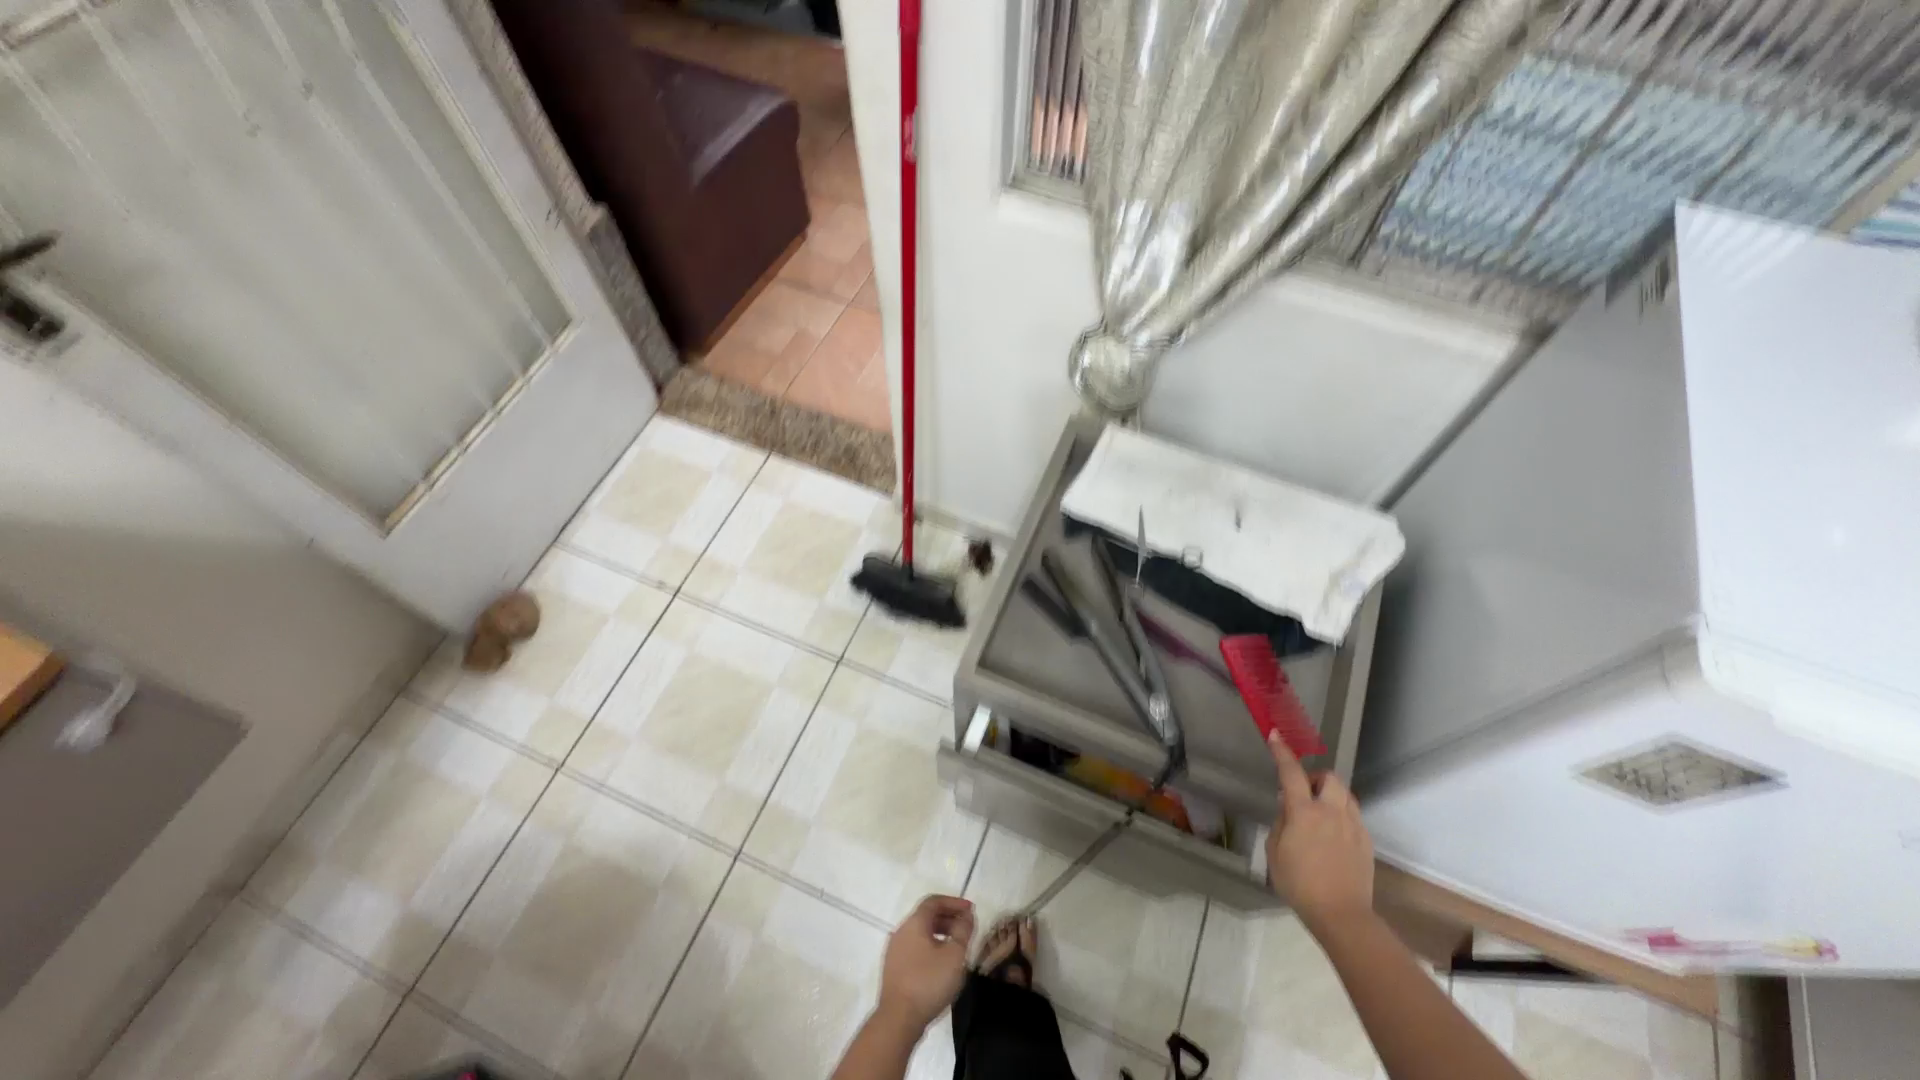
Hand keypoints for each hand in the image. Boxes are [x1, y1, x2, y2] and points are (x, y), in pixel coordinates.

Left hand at [877, 895, 975, 1029]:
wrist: (898, 1019)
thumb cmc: (929, 982)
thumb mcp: (954, 955)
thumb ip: (963, 931)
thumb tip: (967, 915)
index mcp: (914, 924)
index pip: (933, 902)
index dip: (954, 902)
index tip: (971, 910)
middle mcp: (901, 932)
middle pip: (926, 916)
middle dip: (949, 918)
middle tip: (967, 929)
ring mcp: (894, 951)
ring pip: (920, 934)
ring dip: (940, 934)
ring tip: (957, 947)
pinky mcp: (894, 969)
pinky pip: (915, 948)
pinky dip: (930, 947)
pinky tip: (941, 964)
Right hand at [1266, 734, 1374, 933]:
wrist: (1341, 914)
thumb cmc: (1299, 884)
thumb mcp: (1275, 852)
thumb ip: (1281, 823)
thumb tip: (1288, 808)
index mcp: (1304, 813)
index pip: (1291, 773)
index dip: (1282, 753)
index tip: (1275, 736)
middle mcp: (1331, 812)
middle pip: (1329, 777)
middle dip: (1314, 778)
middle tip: (1302, 794)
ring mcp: (1353, 825)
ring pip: (1345, 794)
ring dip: (1330, 795)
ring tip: (1318, 814)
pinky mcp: (1365, 840)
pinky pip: (1353, 815)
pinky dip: (1340, 815)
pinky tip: (1331, 837)